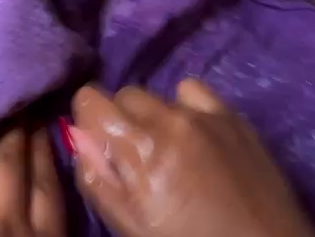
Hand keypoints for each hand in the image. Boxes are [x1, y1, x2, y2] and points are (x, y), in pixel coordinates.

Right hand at [70, 79, 314, 236]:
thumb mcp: (134, 228)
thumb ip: (98, 180)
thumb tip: (81, 138)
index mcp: (140, 148)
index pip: (90, 98)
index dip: (90, 122)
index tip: (103, 147)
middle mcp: (168, 118)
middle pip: (124, 94)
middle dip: (124, 121)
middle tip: (140, 159)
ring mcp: (204, 114)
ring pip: (158, 94)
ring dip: (156, 117)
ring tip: (173, 153)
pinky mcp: (233, 116)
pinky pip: (193, 91)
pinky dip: (187, 108)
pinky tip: (197, 137)